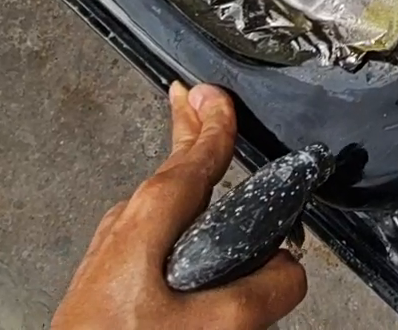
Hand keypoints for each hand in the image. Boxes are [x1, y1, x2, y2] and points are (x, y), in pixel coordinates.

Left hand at [53, 82, 306, 329]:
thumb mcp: (214, 326)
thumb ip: (266, 288)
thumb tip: (291, 270)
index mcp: (150, 219)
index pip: (197, 154)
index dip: (215, 120)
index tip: (216, 90)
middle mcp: (126, 228)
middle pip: (173, 166)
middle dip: (191, 132)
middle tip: (198, 98)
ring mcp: (110, 258)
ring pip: (161, 203)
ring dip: (186, 175)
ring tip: (201, 154)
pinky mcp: (106, 286)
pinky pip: (152, 232)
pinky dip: (176, 210)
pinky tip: (187, 226)